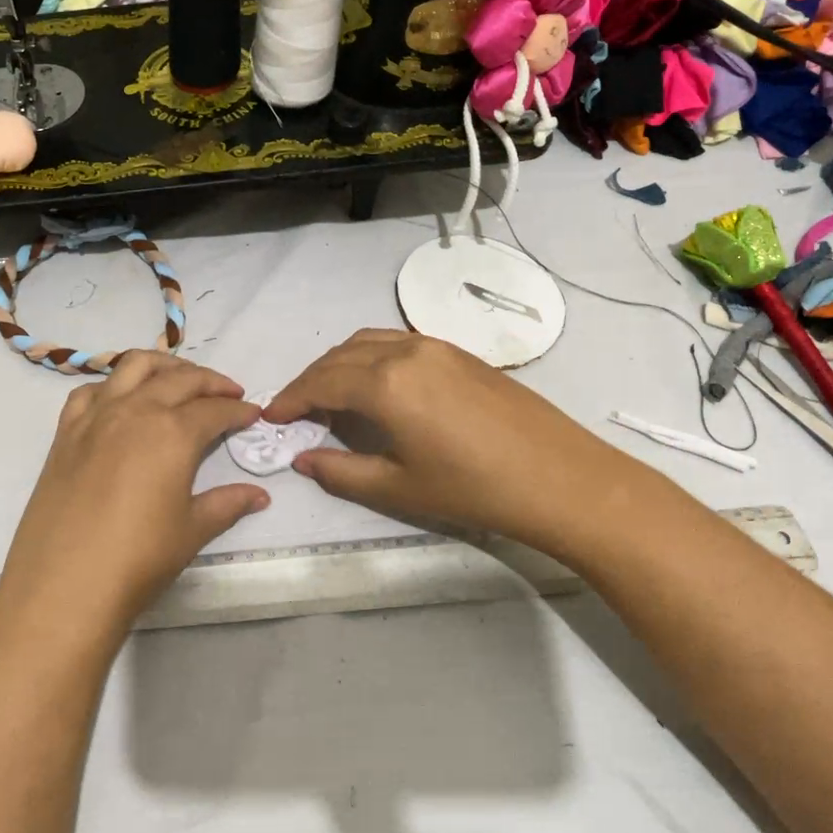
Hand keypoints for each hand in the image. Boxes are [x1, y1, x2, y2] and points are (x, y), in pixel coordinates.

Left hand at [0, 353, 269, 631]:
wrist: (65, 583)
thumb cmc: (138, 559)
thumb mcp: (191, 531)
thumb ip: (226, 504)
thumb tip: (260, 495)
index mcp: (172, 432)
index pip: (214, 410)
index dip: (238, 410)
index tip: (253, 413)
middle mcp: (134, 411)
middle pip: (178, 379)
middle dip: (209, 381)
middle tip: (228, 393)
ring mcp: (95, 417)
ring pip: (132, 367)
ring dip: (163, 366)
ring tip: (179, 379)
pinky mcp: (65, 433)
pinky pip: (90, 391)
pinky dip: (113, 385)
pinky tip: (122, 400)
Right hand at [265, 330, 651, 552]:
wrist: (561, 479)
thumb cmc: (474, 490)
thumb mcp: (398, 488)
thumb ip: (341, 471)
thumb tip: (302, 460)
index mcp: (385, 384)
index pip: (320, 383)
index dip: (290, 400)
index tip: (271, 417)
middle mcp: (405, 352)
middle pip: (339, 357)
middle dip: (310, 380)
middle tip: (294, 409)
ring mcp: (435, 346)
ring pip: (367, 342)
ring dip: (338, 364)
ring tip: (328, 395)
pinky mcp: (460, 353)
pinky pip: (397, 342)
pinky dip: (369, 357)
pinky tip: (374, 386)